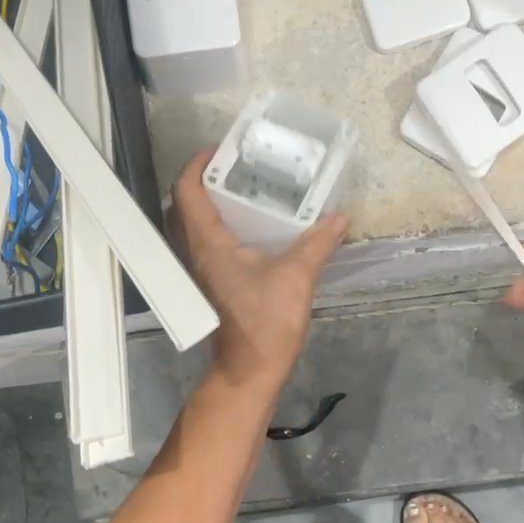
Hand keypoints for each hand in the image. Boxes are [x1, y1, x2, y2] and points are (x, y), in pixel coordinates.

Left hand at [172, 151, 346, 393]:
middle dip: (204, 182)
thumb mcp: (297, 277)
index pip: (186, 190)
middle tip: (237, 170)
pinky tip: (251, 231)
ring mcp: (199, 272)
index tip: (222, 151)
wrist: (250, 371)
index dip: (198, 163)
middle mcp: (195, 253)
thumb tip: (339, 217)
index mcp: (207, 243)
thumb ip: (317, 243)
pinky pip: (205, 245)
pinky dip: (219, 229)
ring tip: (244, 193)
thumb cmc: (266, 322)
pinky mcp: (210, 286)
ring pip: (192, 227)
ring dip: (210, 206)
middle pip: (184, 205)